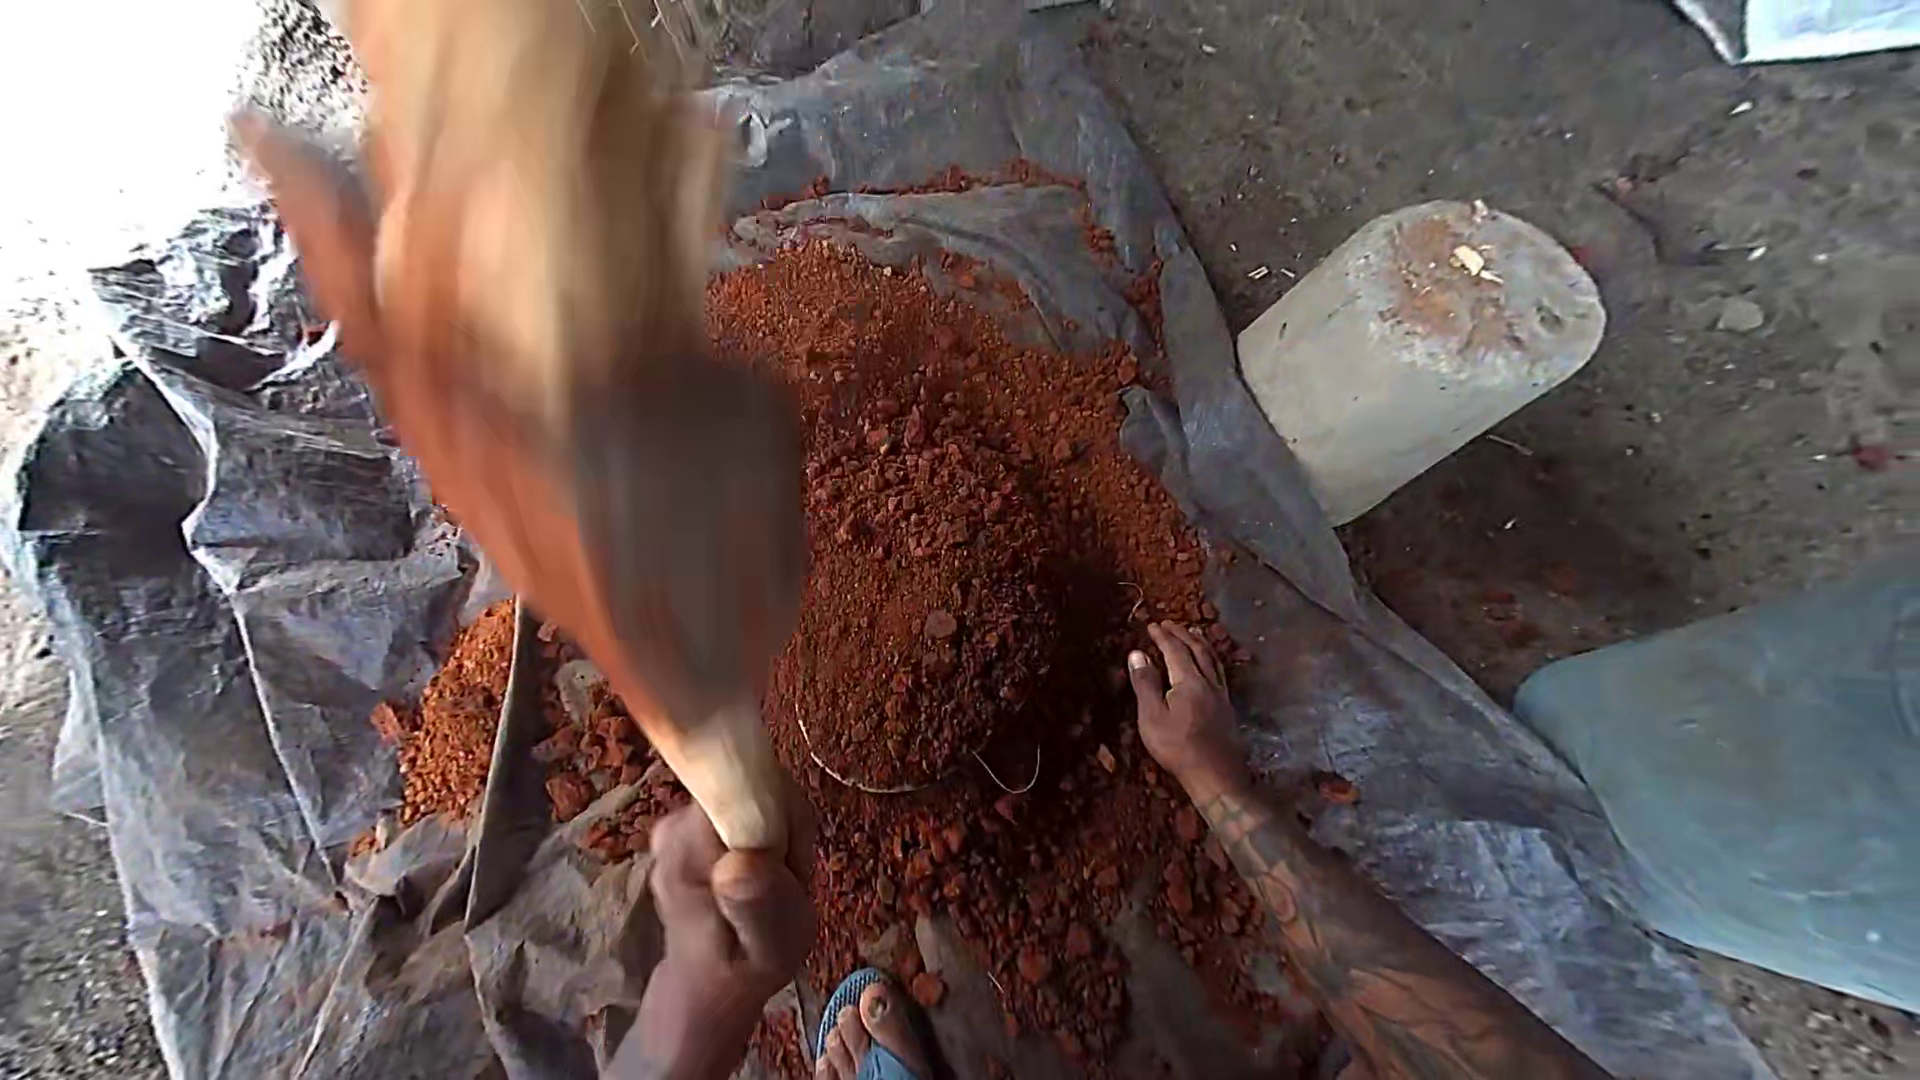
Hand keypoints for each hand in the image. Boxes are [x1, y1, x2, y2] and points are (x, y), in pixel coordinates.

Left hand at [617, 800, 815, 1079]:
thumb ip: (758, 903)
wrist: (708, 982)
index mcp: (688, 849)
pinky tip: (765, 868)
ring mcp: (679, 821)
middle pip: (756, 785)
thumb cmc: (744, 967)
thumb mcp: (769, 947)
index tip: (791, 861)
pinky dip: (767, 829)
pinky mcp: (689, 821)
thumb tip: (738, 862)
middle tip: (790, 876)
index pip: (752, 787)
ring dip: (781, 828)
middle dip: (786, 823)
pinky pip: (746, 802)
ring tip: (779, 877)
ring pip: (755, 792)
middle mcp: (675, 825)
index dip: (786, 814)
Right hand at [1127, 621, 1248, 796]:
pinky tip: (1208, 665)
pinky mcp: (1227, 707)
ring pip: (1212, 660)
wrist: (1216, 777)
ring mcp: (1221, 695)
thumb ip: (1145, 683)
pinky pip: (1219, 672)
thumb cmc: (1177, 747)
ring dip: (1200, 643)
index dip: (1163, 636)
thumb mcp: (1152, 716)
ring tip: (1192, 634)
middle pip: (1197, 650)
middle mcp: (1208, 682)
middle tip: (1169, 624)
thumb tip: (1137, 653)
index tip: (1152, 625)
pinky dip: (1211, 659)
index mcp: (1189, 681)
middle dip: (1182, 634)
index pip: (1175, 650)